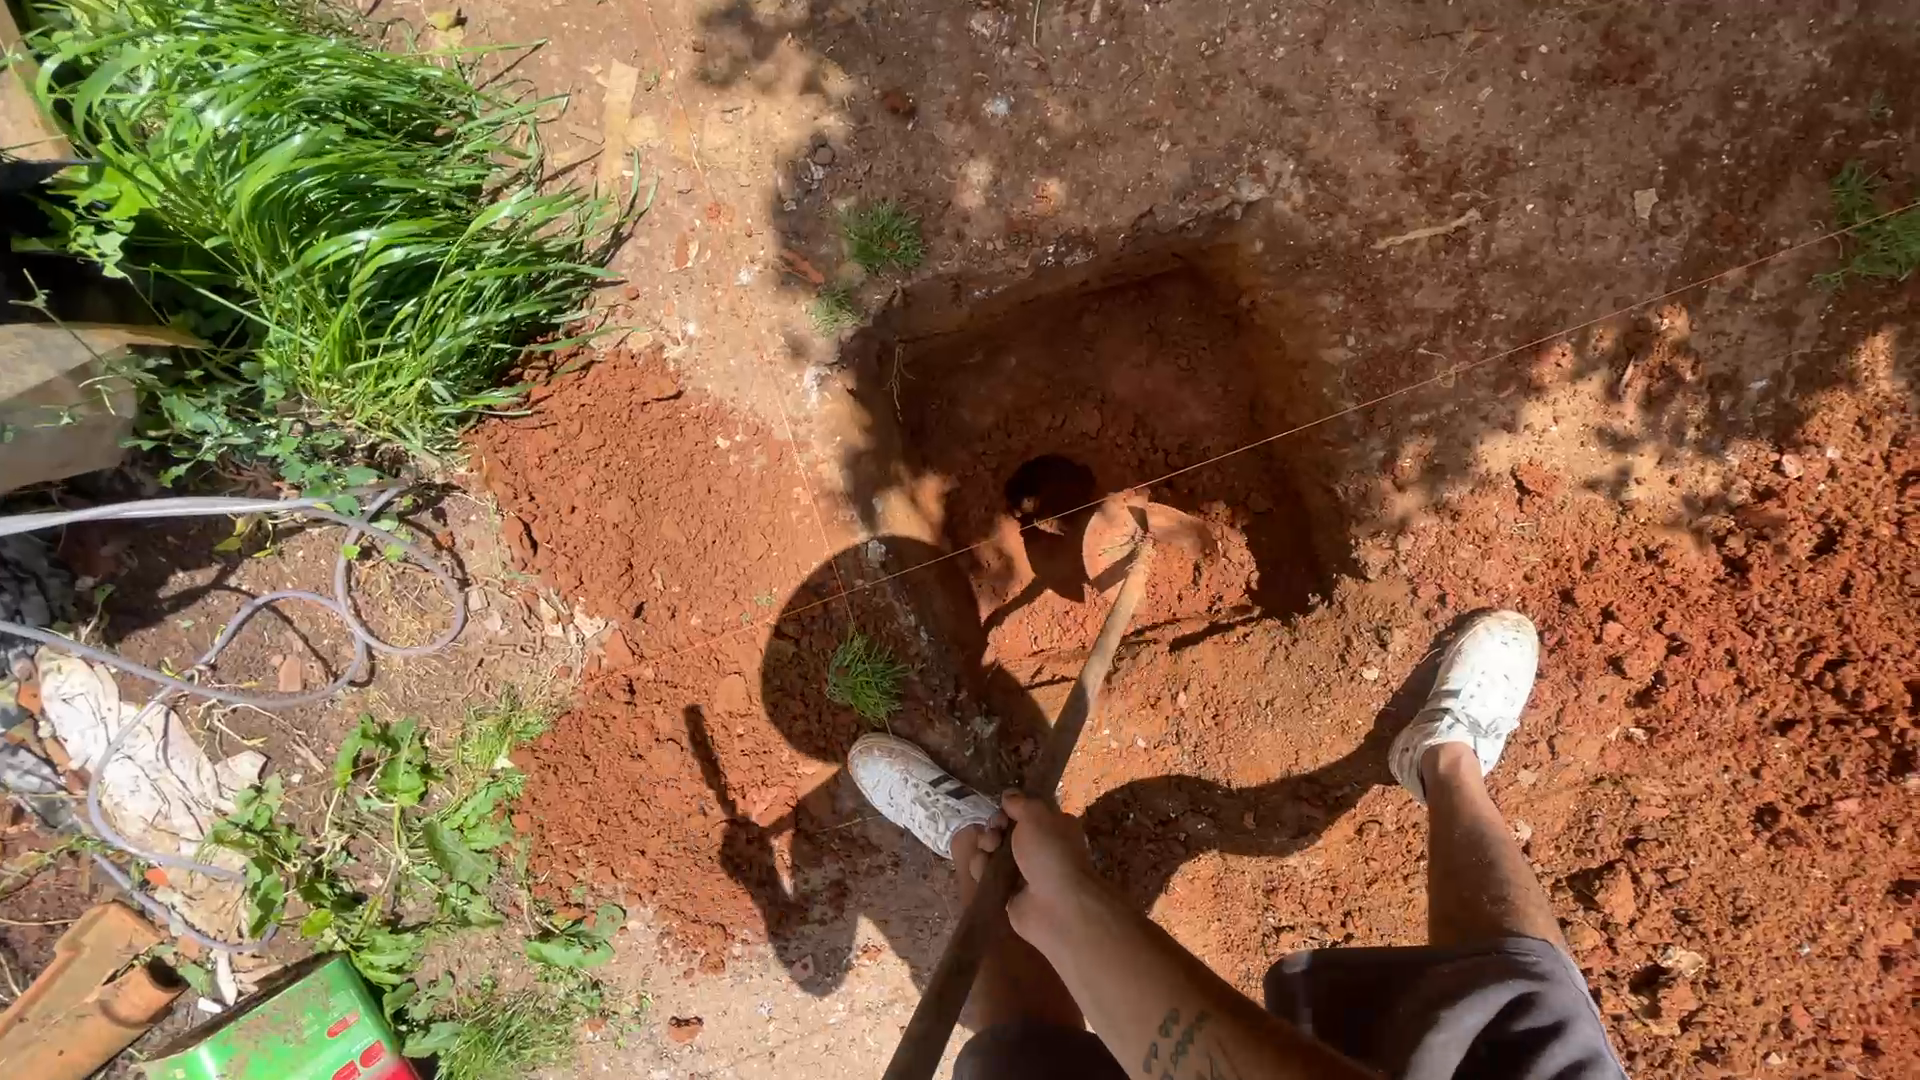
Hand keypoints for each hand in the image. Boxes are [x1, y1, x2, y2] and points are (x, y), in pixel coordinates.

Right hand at [964, 791, 1103, 945]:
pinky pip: (986, 874)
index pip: (1024, 813)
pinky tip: (984, 869)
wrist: (1056, 905)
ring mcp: (1021, 872)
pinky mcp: (1006, 892)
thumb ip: (1019, 803)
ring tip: (989, 851)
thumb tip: (1008, 795)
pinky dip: (981, 869)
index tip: (1003, 812)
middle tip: (994, 834)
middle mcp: (1037, 848)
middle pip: (1004, 831)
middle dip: (993, 828)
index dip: (1009, 810)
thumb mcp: (1036, 815)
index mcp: (1051, 827)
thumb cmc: (1050, 852)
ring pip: (992, 851)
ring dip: (985, 846)